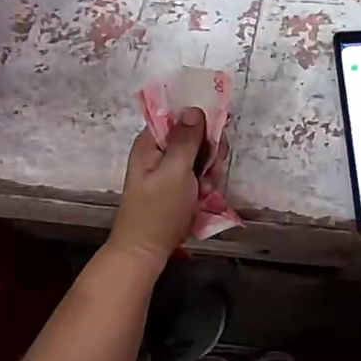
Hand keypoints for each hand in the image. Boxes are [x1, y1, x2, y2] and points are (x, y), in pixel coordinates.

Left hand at [108, 108, 205, 261]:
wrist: (146, 251)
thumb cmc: (158, 210)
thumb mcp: (175, 171)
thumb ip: (186, 140)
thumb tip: (194, 108)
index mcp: (151, 142)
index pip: (179, 116)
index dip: (200, 122)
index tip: (214, 137)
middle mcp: (159, 152)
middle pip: (195, 136)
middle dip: (208, 152)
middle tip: (208, 170)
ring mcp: (169, 170)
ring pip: (201, 157)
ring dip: (209, 172)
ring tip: (203, 190)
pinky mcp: (178, 186)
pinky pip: (200, 175)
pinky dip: (205, 185)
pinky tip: (203, 198)